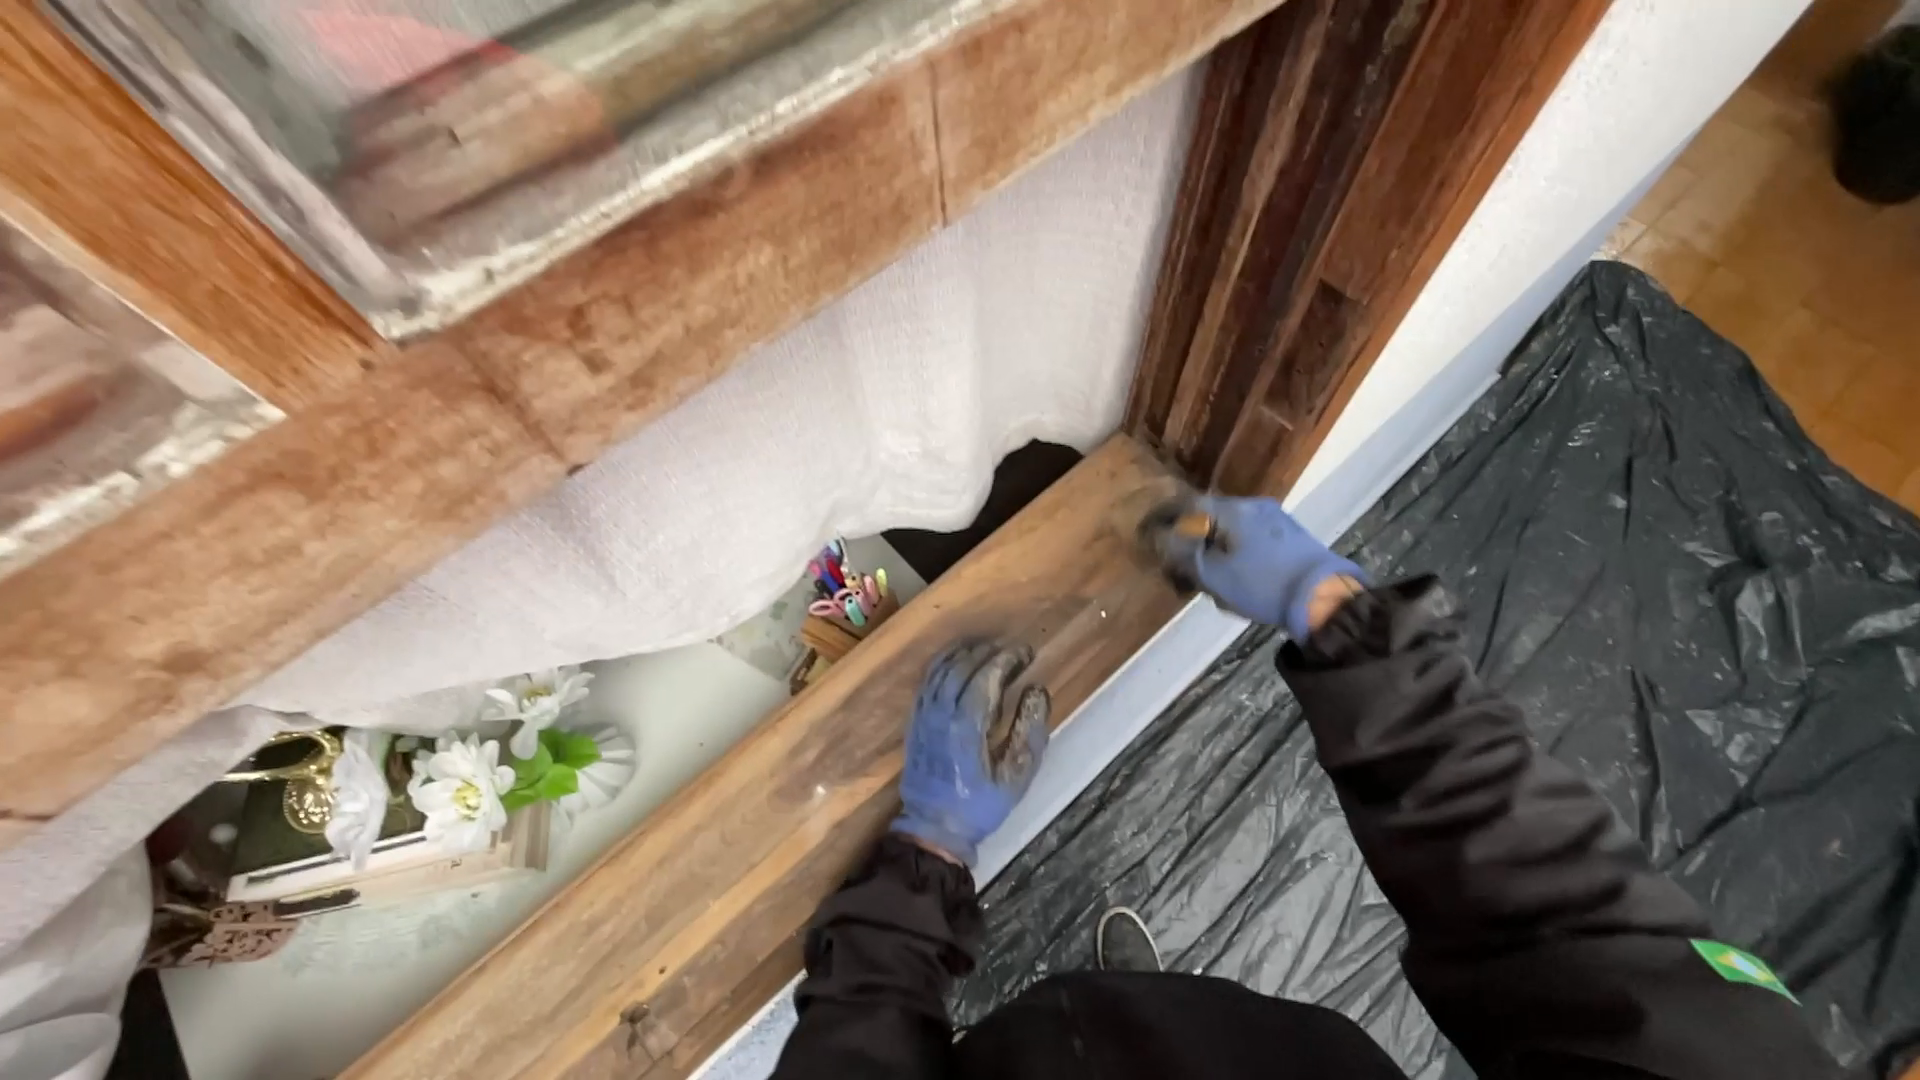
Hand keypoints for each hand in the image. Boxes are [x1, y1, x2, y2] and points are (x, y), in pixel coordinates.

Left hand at [891, 640, 1050, 866]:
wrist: (933, 827)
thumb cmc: (981, 805)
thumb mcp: (1016, 775)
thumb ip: (1029, 730)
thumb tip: (1036, 690)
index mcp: (965, 726)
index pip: (985, 676)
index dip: (1007, 658)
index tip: (1026, 652)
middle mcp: (940, 713)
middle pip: (962, 666)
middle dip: (990, 651)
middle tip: (1013, 650)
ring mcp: (923, 714)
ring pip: (942, 668)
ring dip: (966, 652)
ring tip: (990, 649)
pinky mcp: (915, 719)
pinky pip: (929, 679)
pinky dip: (945, 662)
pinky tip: (959, 661)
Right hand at [1143, 494, 1364, 638]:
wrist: (1325, 598)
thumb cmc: (1262, 585)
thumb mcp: (1213, 574)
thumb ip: (1183, 553)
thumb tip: (1161, 538)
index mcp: (1233, 509)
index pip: (1188, 506)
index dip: (1167, 521)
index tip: (1154, 538)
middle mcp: (1255, 506)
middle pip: (1211, 518)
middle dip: (1195, 542)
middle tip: (1185, 568)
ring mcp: (1277, 519)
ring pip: (1233, 530)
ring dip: (1218, 551)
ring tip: (1215, 581)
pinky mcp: (1292, 536)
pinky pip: (1253, 539)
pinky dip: (1238, 554)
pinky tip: (1241, 579)